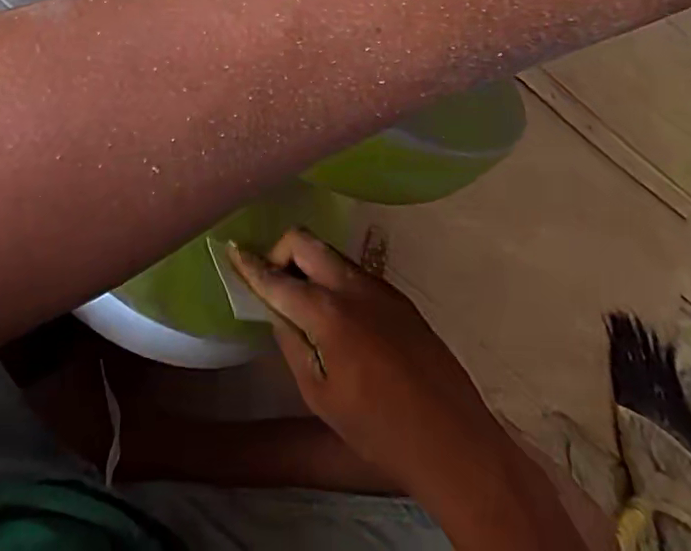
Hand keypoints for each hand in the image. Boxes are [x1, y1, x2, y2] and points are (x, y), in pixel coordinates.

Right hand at [224, 229, 508, 491]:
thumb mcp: (317, 392)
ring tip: (305, 302)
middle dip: (280, 253)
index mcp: (328, 313)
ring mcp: (382, 290)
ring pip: (331, 253)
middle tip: (275, 284)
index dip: (249, 265)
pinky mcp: (402, 301)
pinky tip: (338, 317)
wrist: (459, 448)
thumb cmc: (378, 429)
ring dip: (309, 264)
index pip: (275, 277)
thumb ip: (290, 340)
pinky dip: (334, 279)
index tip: (231, 252)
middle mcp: (354, 288)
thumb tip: (275, 309)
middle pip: (305, 241)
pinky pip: (355, 273)